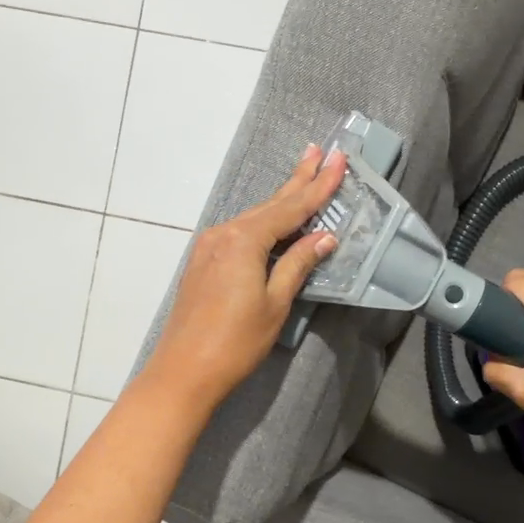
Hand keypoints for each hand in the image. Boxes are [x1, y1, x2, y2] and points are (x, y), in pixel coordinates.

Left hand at [139, 145, 344, 411]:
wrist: (184, 370)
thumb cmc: (235, 342)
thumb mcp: (275, 304)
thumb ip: (297, 265)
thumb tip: (324, 237)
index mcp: (244, 240)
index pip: (291, 208)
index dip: (318, 186)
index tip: (339, 160)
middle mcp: (224, 234)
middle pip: (269, 205)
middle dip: (297, 181)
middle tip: (319, 151)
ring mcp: (209, 247)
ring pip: (253, 218)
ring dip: (280, 201)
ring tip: (303, 178)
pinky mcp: (203, 263)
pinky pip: (239, 234)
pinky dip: (262, 223)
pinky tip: (273, 221)